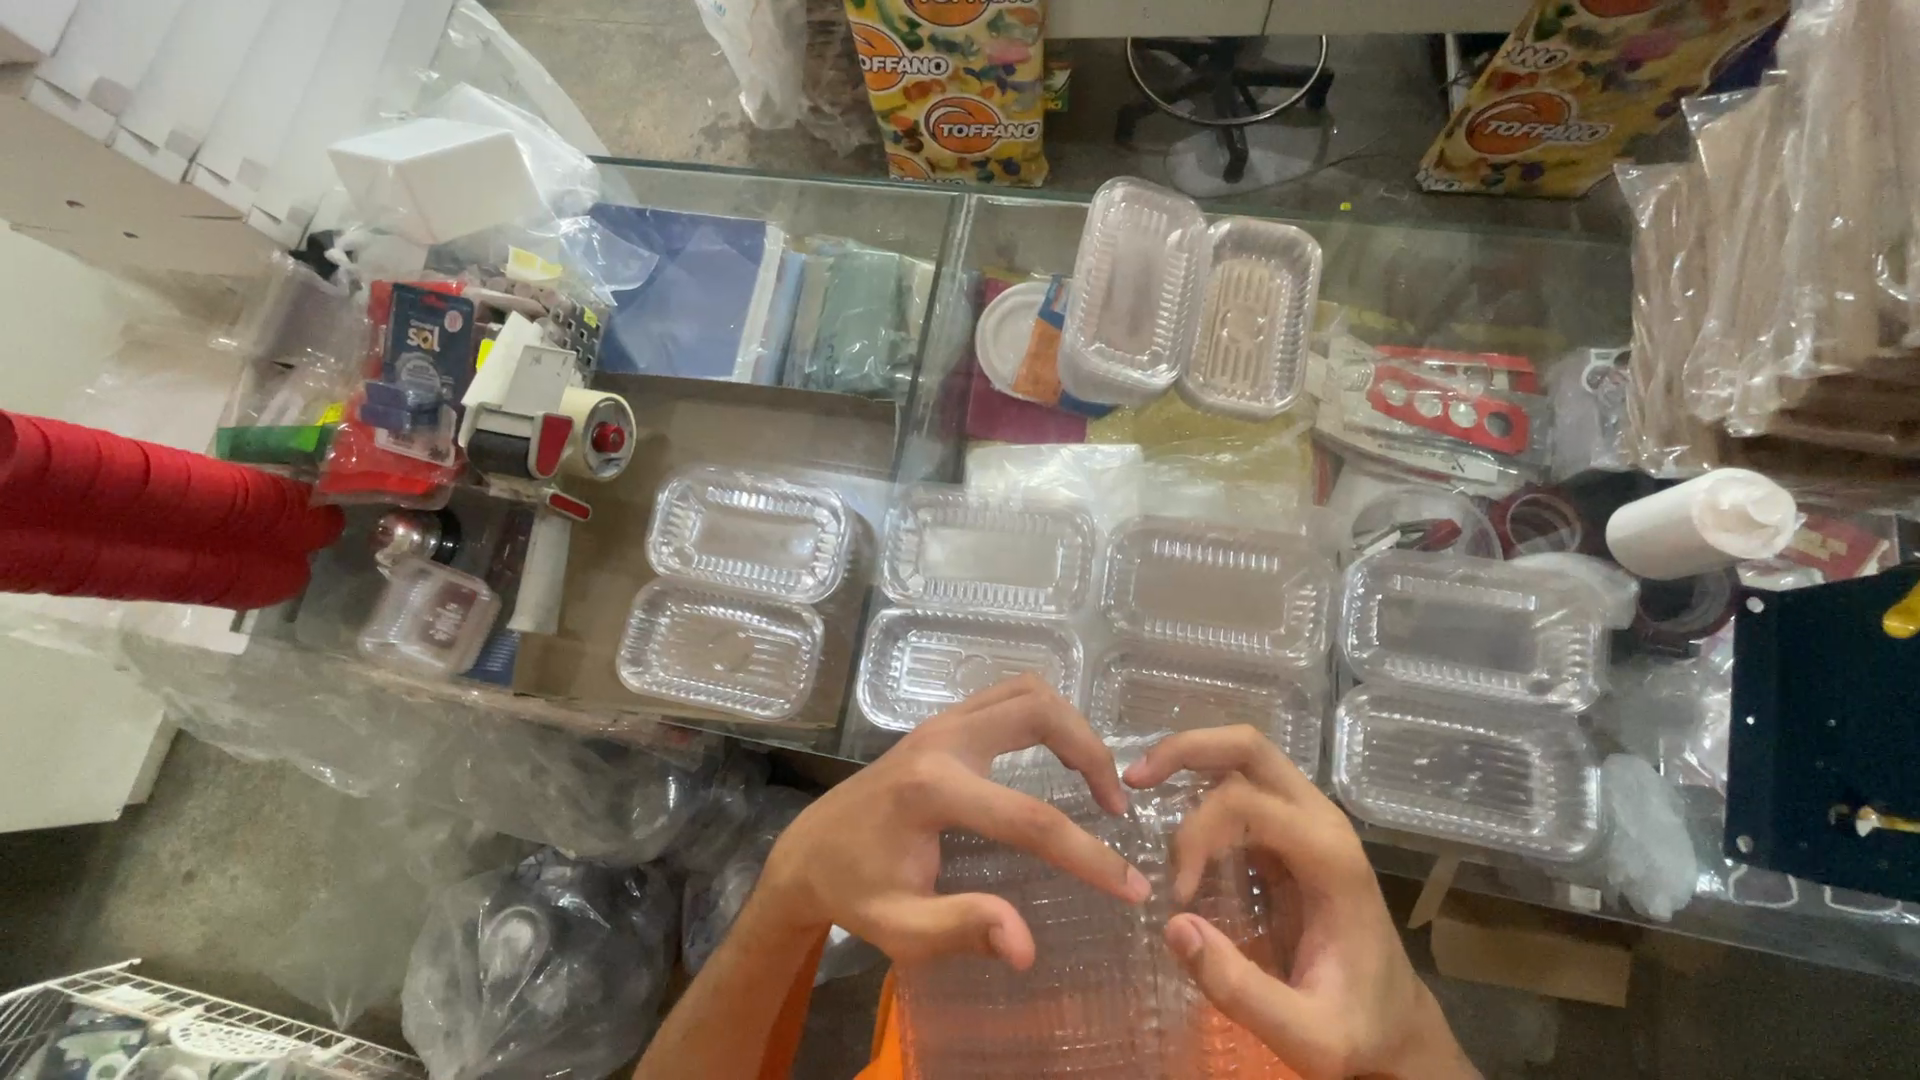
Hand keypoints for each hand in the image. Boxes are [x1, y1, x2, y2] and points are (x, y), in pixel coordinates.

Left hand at [755, 676, 1150, 969]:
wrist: (810, 848)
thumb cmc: (854, 890)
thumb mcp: (900, 926)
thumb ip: (962, 929)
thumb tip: (1026, 945)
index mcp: (932, 791)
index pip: (1029, 818)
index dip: (1088, 855)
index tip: (1131, 886)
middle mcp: (942, 740)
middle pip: (1037, 713)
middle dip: (1089, 752)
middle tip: (1114, 805)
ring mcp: (941, 721)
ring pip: (1025, 691)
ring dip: (1070, 725)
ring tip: (1093, 777)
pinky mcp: (942, 721)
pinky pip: (1007, 695)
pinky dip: (1045, 715)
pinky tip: (1056, 756)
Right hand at [1124, 726, 1477, 1079]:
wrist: (1396, 1027)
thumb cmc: (1356, 1027)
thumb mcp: (1307, 1036)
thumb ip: (1240, 990)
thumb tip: (1174, 924)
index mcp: (1331, 857)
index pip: (1247, 803)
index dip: (1197, 836)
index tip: (1178, 895)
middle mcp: (1321, 820)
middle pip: (1250, 748)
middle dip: (1187, 750)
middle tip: (1135, 779)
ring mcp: (1307, 818)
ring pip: (1243, 756)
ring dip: (1189, 760)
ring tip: (1141, 786)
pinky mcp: (1289, 830)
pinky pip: (1240, 782)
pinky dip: (1198, 782)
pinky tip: (1169, 808)